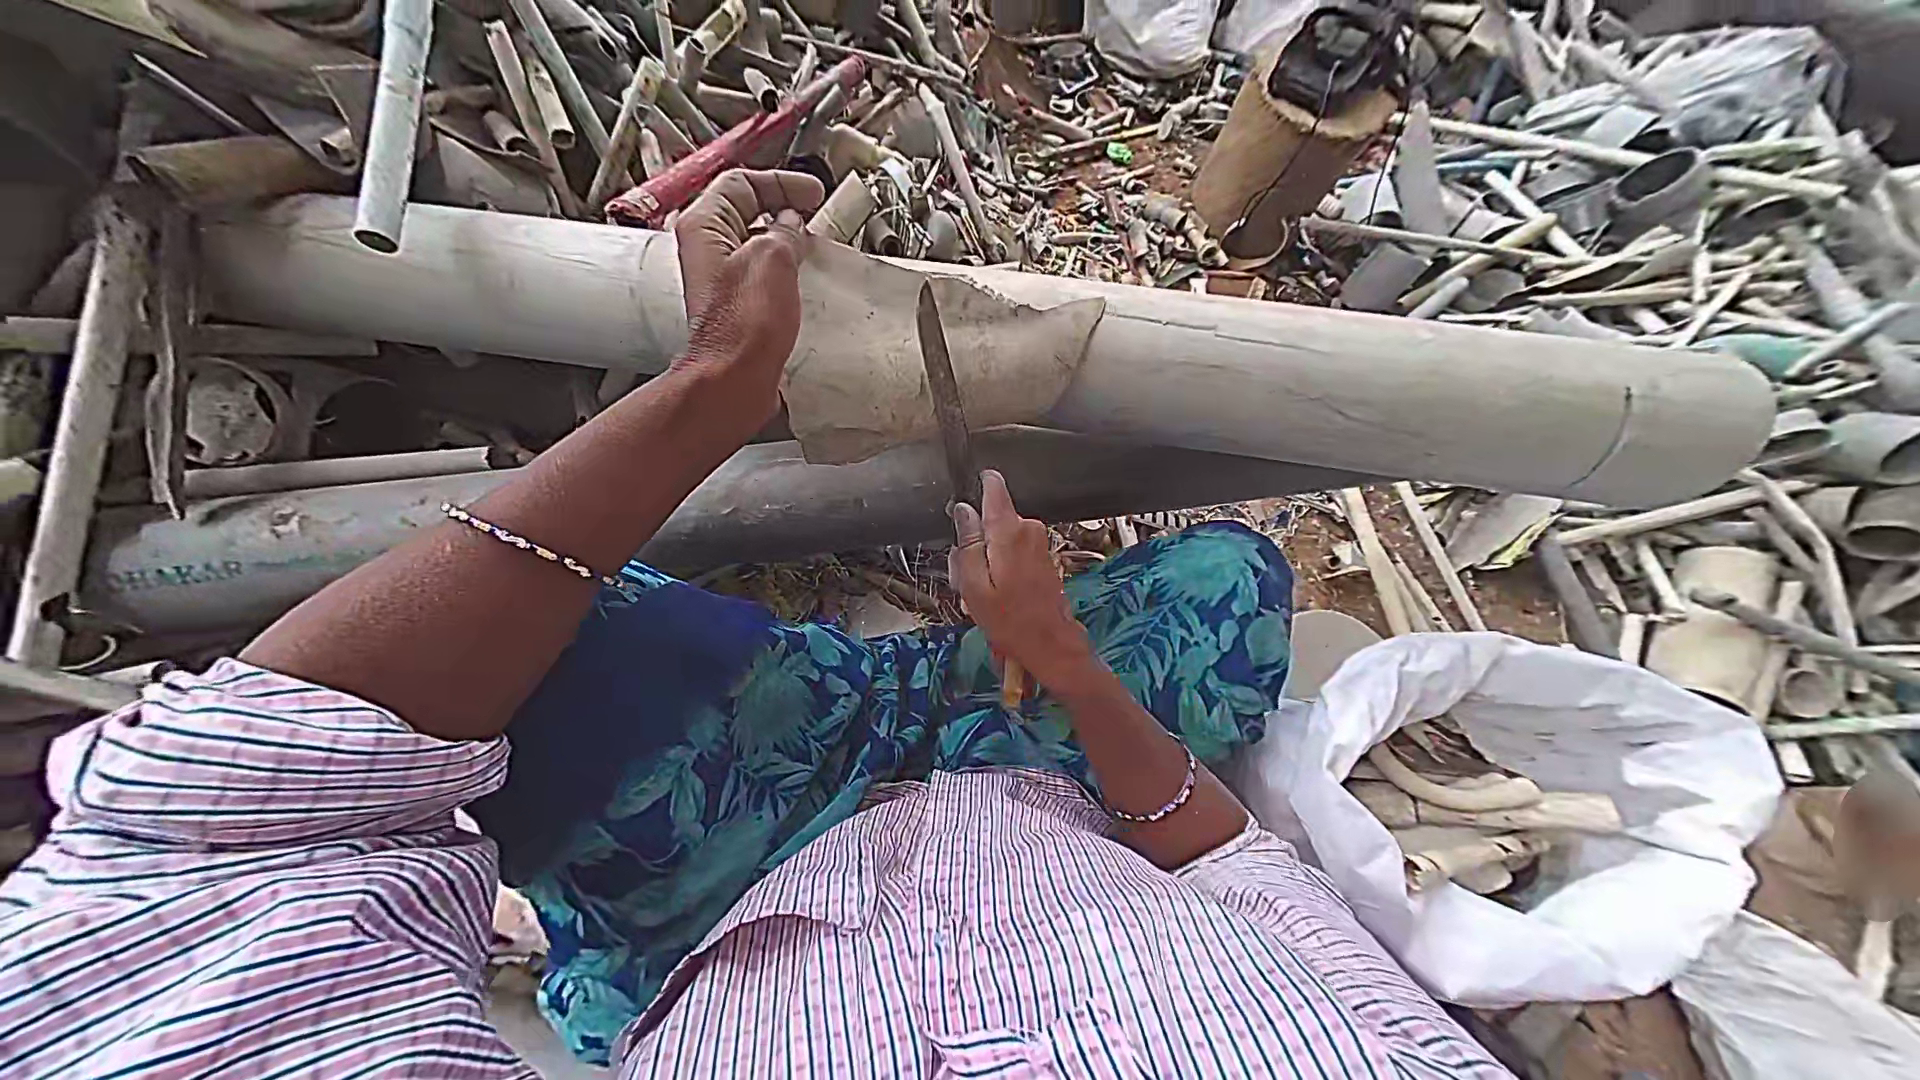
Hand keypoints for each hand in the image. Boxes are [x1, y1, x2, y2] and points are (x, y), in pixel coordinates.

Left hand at [671, 169, 824, 423]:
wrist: (735, 379)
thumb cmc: (742, 326)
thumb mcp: (773, 258)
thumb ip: (785, 232)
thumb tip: (792, 227)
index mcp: (704, 226)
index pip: (742, 183)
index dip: (782, 183)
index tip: (812, 192)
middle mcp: (708, 252)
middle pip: (747, 213)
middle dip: (784, 211)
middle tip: (814, 217)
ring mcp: (723, 283)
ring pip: (758, 248)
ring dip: (788, 245)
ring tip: (814, 249)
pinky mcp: (739, 310)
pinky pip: (764, 280)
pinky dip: (786, 275)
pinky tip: (805, 283)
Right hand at [949, 470, 1097, 690]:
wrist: (1050, 645)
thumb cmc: (1008, 620)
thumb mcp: (973, 585)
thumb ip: (967, 543)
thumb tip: (963, 510)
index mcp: (1009, 531)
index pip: (994, 486)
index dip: (976, 488)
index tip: (962, 504)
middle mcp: (1029, 528)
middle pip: (991, 518)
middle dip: (976, 541)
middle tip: (968, 576)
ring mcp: (1039, 542)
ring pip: (1001, 536)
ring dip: (987, 558)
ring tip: (983, 590)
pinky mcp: (1043, 555)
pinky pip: (1013, 549)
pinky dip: (1002, 566)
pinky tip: (999, 592)